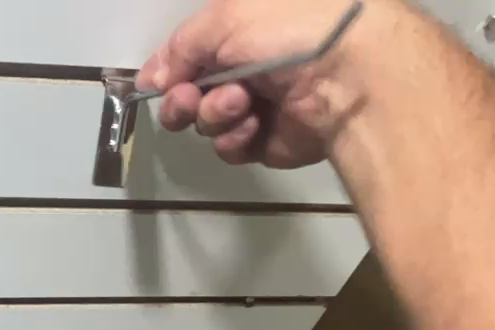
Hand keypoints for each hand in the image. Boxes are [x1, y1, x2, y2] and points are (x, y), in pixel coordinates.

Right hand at [136, 0, 401, 168]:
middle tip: (189, 102)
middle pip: (190, 93)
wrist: (345, 77)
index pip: (187, 53)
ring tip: (241, 104)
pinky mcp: (264, 139)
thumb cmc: (291, 31)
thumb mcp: (226, 18)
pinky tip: (255, 124)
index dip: (168, 71)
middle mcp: (245, 64)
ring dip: (215, 116)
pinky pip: (230, 147)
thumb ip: (180, 47)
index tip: (156, 85)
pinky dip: (235, 138)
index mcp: (240, 26)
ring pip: (207, 123)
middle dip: (183, 100)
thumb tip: (149, 77)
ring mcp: (255, 103)